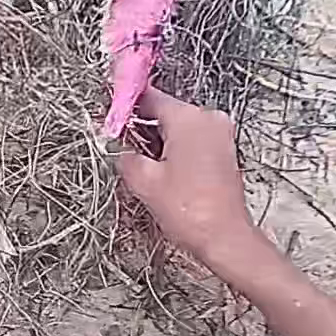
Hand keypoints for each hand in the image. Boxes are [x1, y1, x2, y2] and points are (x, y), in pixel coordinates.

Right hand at [116, 87, 259, 260]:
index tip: (110, 114)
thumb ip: (124, 154)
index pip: (150, 97)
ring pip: (179, 128)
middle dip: (141, 127)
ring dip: (158, 141)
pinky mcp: (224, 153)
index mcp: (188, 118)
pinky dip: (175, 151)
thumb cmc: (189, 210)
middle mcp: (209, 120)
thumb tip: (116, 146)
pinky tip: (161, 172)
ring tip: (140, 165)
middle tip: (119, 145)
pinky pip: (193, 142)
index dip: (126, 105)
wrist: (224, 238)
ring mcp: (220, 136)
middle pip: (166, 112)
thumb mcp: (143, 180)